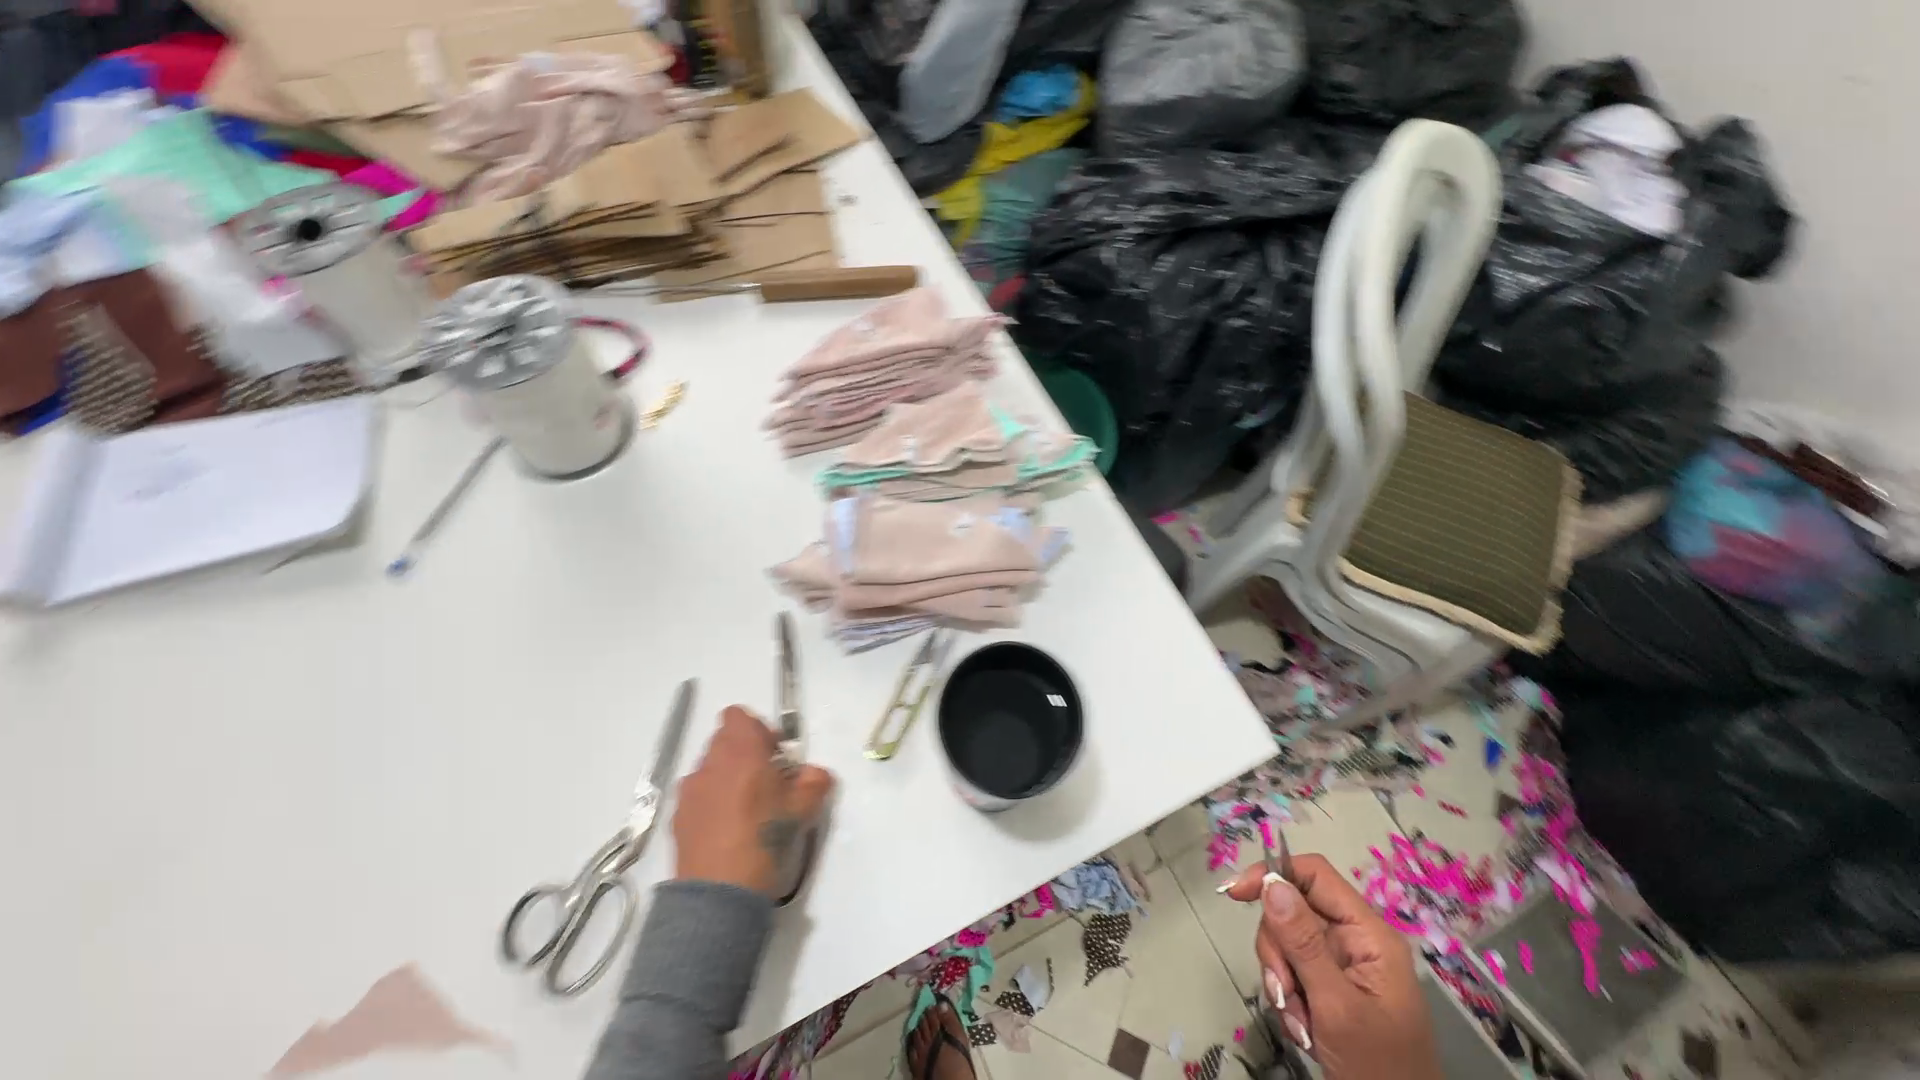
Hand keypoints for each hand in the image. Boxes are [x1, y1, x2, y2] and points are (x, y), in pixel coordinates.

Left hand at [672, 706, 834, 895]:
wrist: (719, 892)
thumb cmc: (766, 839)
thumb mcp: (803, 810)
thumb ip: (814, 781)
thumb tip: (814, 773)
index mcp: (741, 752)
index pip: (738, 716)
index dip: (758, 729)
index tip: (774, 755)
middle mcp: (710, 763)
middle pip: (724, 740)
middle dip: (745, 754)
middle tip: (767, 783)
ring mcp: (690, 790)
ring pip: (710, 768)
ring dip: (727, 778)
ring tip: (745, 810)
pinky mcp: (678, 816)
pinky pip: (698, 795)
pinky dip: (712, 802)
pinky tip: (726, 830)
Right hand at [1225, 855, 1440, 1079]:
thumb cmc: (1377, 1065)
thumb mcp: (1336, 1005)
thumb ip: (1303, 943)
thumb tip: (1272, 882)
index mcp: (1368, 934)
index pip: (1314, 876)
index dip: (1273, 874)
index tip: (1236, 894)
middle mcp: (1355, 940)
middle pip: (1292, 912)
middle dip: (1278, 952)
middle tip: (1285, 993)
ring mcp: (1342, 964)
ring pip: (1286, 944)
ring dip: (1282, 983)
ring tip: (1300, 1022)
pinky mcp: (1331, 987)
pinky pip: (1292, 973)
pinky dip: (1288, 999)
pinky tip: (1304, 1029)